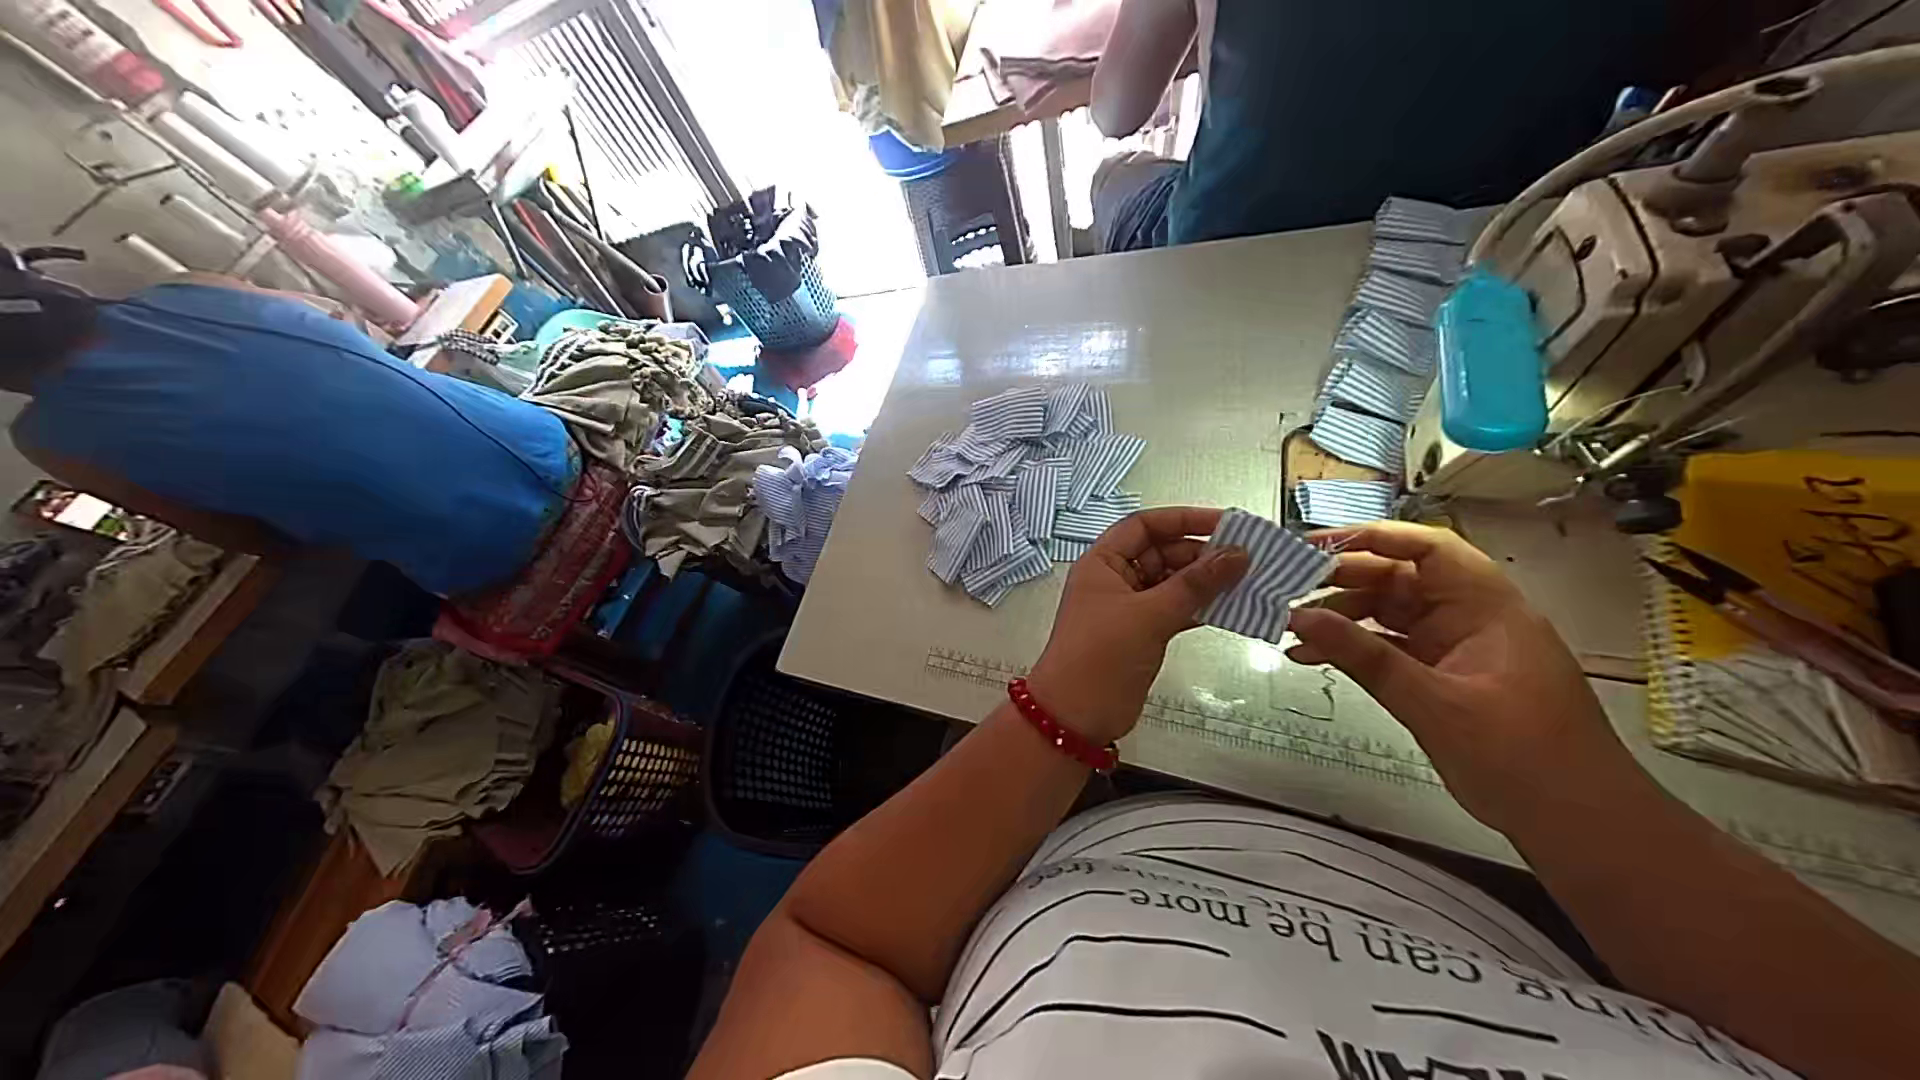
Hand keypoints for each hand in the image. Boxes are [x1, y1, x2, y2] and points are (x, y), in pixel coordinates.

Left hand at [1027, 507, 1248, 744]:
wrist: (1076, 716)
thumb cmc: (1101, 655)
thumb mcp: (1149, 614)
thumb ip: (1195, 584)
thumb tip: (1237, 554)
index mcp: (1103, 562)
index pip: (1145, 525)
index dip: (1184, 520)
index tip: (1226, 524)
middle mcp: (1115, 578)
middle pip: (1163, 552)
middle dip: (1203, 554)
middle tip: (1248, 560)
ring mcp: (1129, 607)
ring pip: (1173, 582)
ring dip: (1207, 582)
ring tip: (1249, 582)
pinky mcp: (1143, 632)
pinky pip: (1176, 609)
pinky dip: (1201, 608)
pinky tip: (1233, 608)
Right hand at [1286, 522, 1640, 832]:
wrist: (1577, 822)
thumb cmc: (1521, 756)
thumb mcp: (1433, 702)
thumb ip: (1364, 656)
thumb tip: (1300, 618)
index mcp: (1485, 607)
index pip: (1426, 549)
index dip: (1369, 538)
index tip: (1313, 547)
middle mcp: (1468, 616)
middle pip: (1398, 578)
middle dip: (1341, 580)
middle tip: (1287, 589)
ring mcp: (1453, 646)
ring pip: (1386, 612)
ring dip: (1339, 617)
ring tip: (1290, 627)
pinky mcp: (1440, 674)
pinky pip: (1387, 647)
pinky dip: (1351, 648)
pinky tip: (1310, 657)